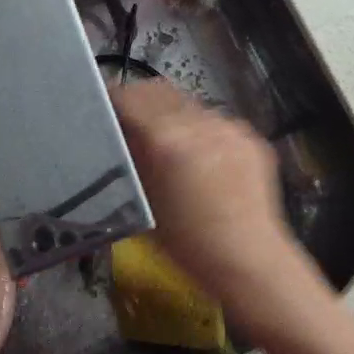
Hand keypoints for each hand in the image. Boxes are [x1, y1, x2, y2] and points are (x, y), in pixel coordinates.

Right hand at [109, 81, 309, 306]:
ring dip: (173, 115)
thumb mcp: (145, 200)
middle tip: (130, 120)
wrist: (250, 262)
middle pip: (158, 91)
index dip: (112, 97)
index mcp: (167, 138)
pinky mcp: (249, 136)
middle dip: (141, 100)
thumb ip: (131, 157)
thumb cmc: (188, 242)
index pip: (129, 96)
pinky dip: (202, 131)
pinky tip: (203, 160)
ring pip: (188, 104)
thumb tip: (119, 130)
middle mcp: (198, 122)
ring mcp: (228, 126)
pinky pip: (215, 122)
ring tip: (170, 144)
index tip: (103, 106)